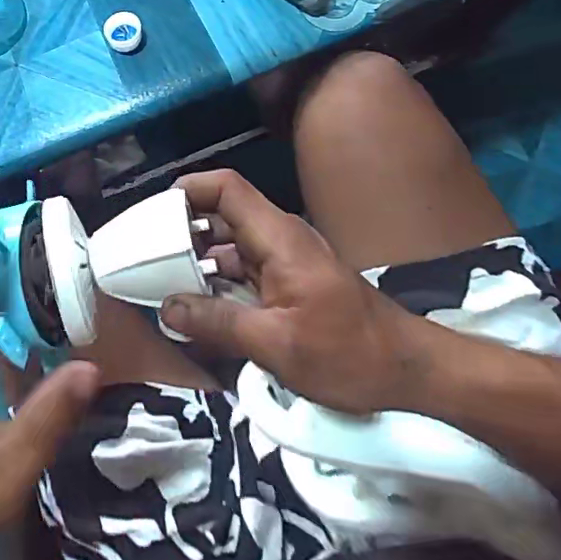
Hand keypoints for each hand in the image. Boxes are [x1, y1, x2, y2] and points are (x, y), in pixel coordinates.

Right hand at [161, 169, 439, 415]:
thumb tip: (166, 308)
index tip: (154, 213)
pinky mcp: (291, 279)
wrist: (412, 371)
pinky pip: (245, 267)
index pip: (226, 188)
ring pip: (231, 243)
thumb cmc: (348, 353)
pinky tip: (199, 304)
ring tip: (163, 282)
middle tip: (148, 254)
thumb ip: (216, 322)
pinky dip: (219, 279)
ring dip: (199, 259)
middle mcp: (279, 237)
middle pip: (222, 214)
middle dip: (183, 229)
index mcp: (277, 238)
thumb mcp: (275, 344)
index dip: (188, 190)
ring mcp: (286, 258)